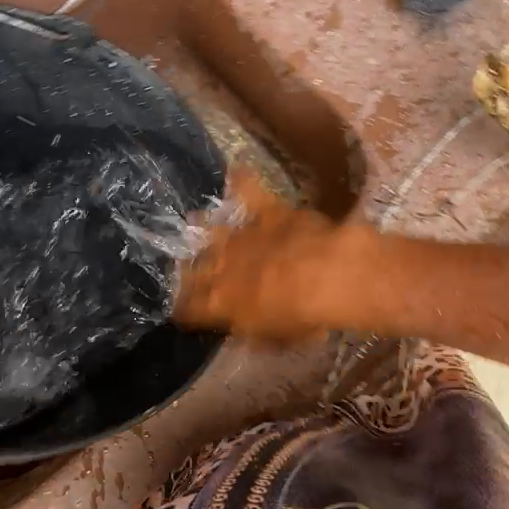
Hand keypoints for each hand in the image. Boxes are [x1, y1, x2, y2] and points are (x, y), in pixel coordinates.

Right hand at [174, 175, 370, 341]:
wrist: (325, 275)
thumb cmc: (303, 316)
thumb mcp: (277, 338)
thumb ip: (255, 335)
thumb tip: (244, 337)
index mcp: (220, 303)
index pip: (189, 308)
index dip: (184, 310)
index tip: (183, 312)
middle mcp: (221, 267)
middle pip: (194, 268)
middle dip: (188, 269)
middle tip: (187, 269)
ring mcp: (241, 236)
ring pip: (210, 229)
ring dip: (202, 227)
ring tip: (195, 220)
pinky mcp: (264, 211)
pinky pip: (246, 190)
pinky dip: (240, 181)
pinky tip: (234, 171)